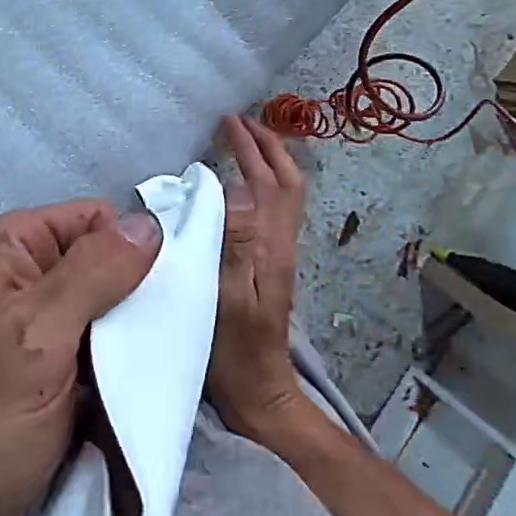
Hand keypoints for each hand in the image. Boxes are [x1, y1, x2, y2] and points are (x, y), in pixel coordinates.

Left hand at [0, 199, 162, 515]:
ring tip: (138, 372)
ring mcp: (42, 324)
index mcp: (13, 246)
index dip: (132, 253)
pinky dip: (124, 366)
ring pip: (116, 308)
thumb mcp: (35, 339)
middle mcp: (29, 275)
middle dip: (136, 299)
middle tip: (146, 342)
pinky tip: (128, 388)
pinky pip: (109, 347)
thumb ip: (93, 276)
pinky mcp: (56, 369)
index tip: (151, 300)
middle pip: (112, 262)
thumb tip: (152, 224)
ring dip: (133, 338)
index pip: (102, 219)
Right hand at [207, 114, 311, 446]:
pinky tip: (244, 184)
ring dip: (269, 160)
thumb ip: (236, 243)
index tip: (230, 122)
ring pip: (285, 193)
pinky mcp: (271, 265)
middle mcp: (280, 242)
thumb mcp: (228, 298)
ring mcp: (278, 253)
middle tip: (241, 122)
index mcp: (270, 245)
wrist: (259, 393)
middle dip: (267, 145)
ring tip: (245, 142)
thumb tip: (241, 186)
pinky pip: (274, 208)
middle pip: (287, 181)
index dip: (251, 148)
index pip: (268, 182)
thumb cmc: (235, 350)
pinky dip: (264, 182)